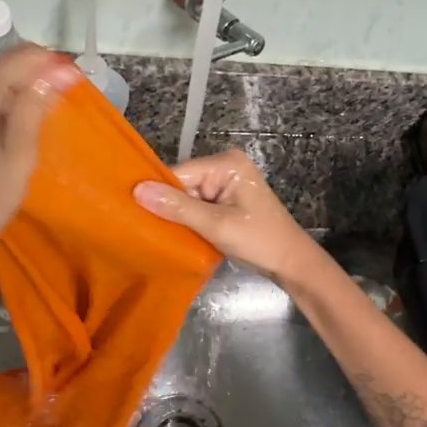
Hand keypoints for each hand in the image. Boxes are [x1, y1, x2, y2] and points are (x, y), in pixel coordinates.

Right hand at [133, 149, 321, 284]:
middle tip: (151, 230)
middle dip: (171, 207)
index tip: (135, 214)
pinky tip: (181, 235)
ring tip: (164, 235)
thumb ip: (178, 207)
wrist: (290, 262)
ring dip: (180, 216)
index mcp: (227, 164)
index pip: (179, 173)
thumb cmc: (259, 240)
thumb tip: (138, 190)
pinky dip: (190, 220)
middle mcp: (226, 166)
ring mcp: (227, 183)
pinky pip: (198, 206)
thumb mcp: (216, 225)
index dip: (160, 193)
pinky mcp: (226, 200)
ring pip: (187, 197)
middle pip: (182, 184)